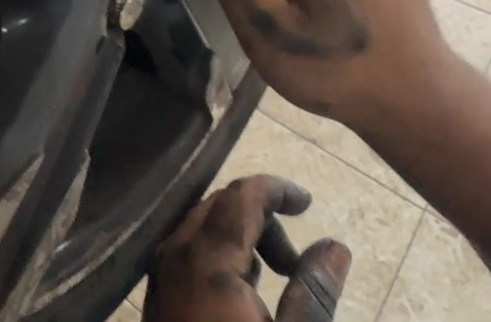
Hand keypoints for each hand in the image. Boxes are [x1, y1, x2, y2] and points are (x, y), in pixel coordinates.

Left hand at [146, 175, 349, 321]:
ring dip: (239, 239)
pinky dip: (218, 256)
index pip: (241, 195)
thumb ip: (312, 290)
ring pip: (201, 229)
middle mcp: (175, 256)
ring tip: (272, 280)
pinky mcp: (155, 301)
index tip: (308, 204)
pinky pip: (186, 254)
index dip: (277, 189)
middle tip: (294, 261)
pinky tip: (240, 295)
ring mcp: (159, 278)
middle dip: (261, 218)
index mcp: (206, 259)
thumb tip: (334, 245)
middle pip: (219, 206)